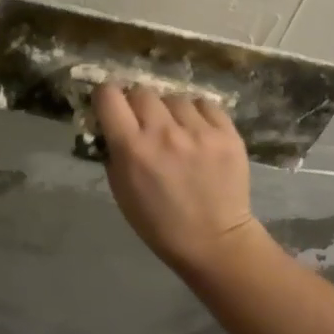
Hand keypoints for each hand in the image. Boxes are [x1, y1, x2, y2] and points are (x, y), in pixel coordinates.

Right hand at [93, 82, 265, 275]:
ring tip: (177, 132)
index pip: (108, 95)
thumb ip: (113, 151)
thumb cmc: (158, 222)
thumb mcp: (120, 190)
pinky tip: (198, 133)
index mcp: (132, 148)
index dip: (106, 97)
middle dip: (138, 104)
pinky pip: (204, 104)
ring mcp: (199, 131)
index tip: (111, 106)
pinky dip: (197, 115)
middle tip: (145, 123)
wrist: (214, 242)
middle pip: (142, 91)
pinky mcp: (227, 133)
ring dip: (170, 111)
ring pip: (174, 97)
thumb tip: (110, 123)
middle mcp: (164, 132)